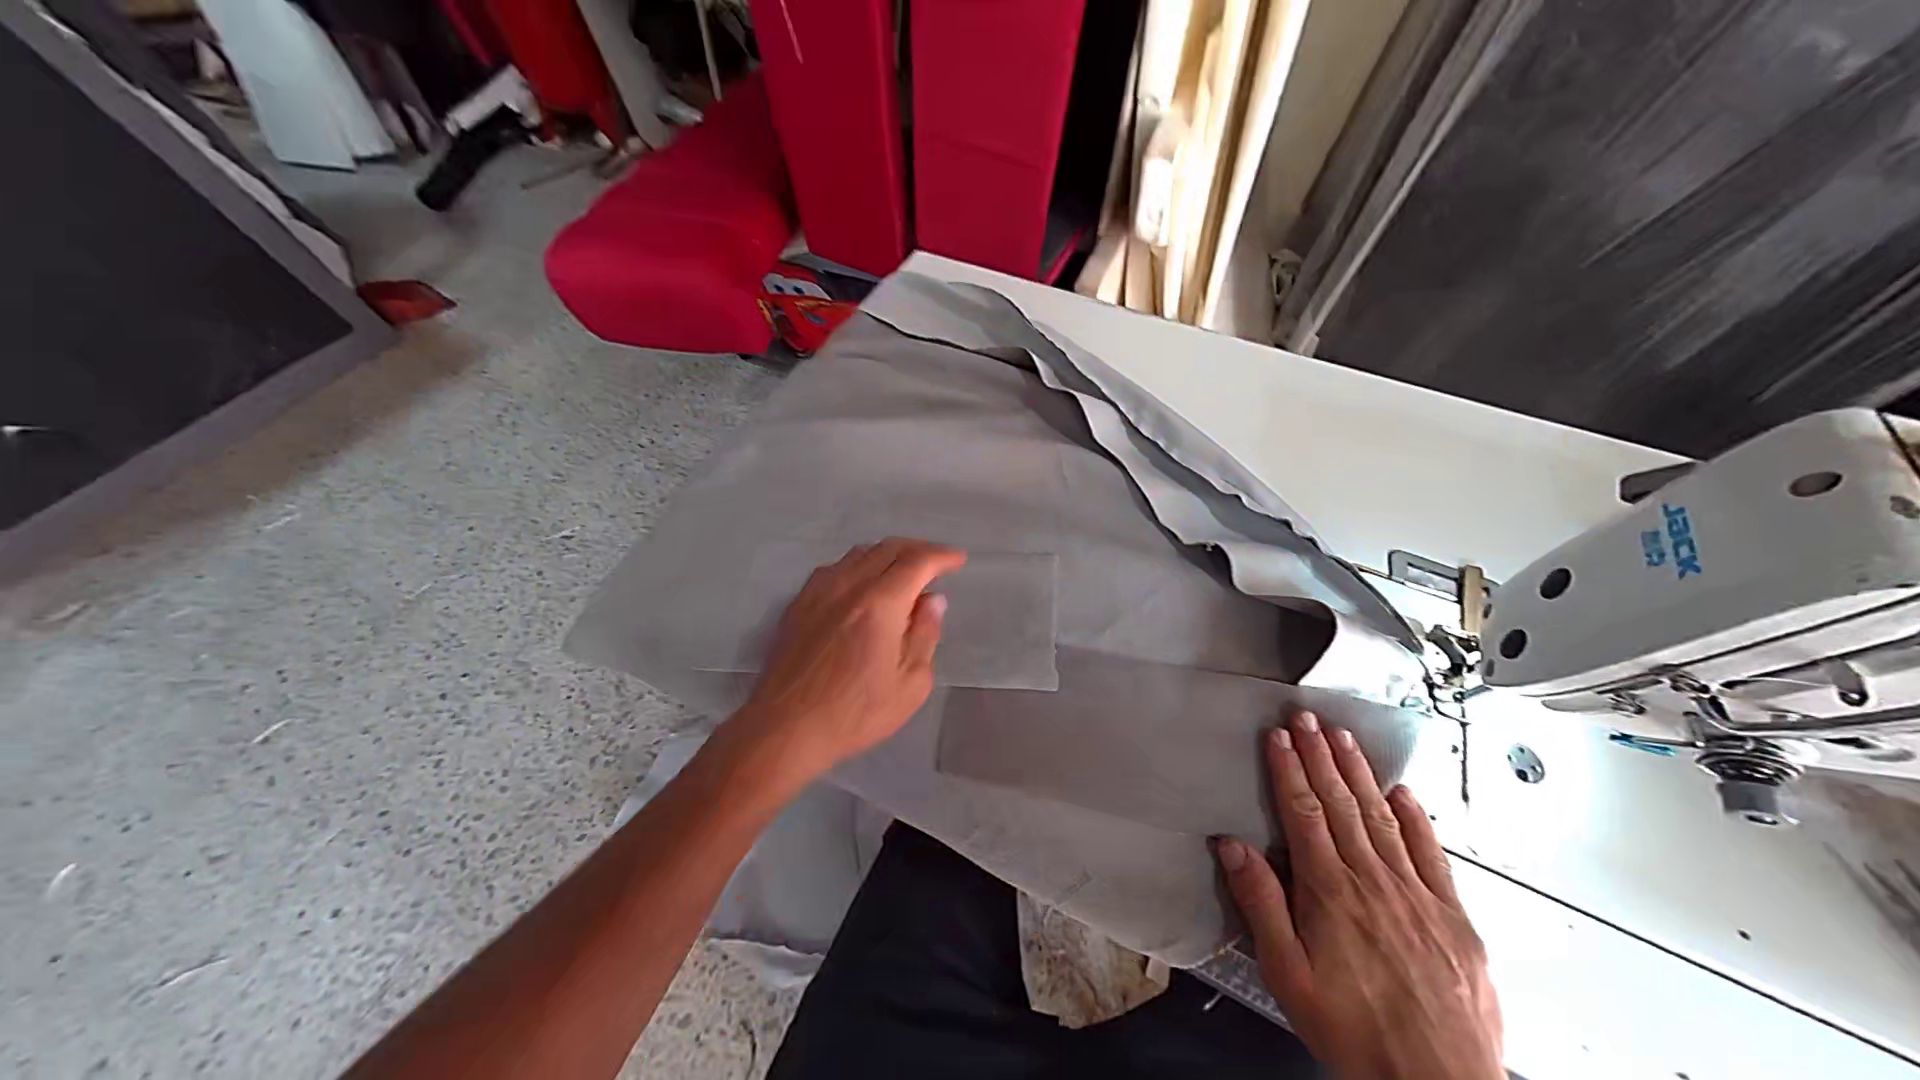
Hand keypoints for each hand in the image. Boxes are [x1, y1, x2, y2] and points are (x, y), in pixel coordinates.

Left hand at [734, 537, 966, 776]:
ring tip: (903, 571)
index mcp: (880, 603)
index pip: (918, 561)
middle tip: (936, 563)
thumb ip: (925, 635)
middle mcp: (848, 585)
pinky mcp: (798, 603)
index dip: (942, 556)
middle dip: (918, 549)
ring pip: (859, 554)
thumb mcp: (909, 684)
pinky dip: (859, 566)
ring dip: (888, 554)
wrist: (785, 728)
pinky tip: (863, 585)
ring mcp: (818, 591)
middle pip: (888, 548)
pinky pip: (835, 568)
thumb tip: (931, 601)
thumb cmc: (855, 713)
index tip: (958, 560)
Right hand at [1216, 711, 1502, 1079]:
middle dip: (1320, 756)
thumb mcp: (1287, 973)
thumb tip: (1233, 848)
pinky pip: (1432, 853)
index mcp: (1331, 892)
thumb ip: (1260, 903)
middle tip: (1308, 719)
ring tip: (1344, 738)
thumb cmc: (1356, 1031)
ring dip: (1360, 773)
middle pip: (1341, 803)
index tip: (1279, 737)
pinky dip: (1416, 818)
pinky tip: (1404, 793)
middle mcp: (1374, 882)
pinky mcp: (1452, 916)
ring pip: (1382, 817)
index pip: (1304, 812)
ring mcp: (1417, 895)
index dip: (1289, 769)